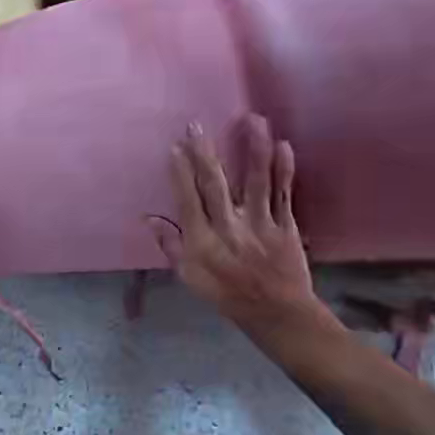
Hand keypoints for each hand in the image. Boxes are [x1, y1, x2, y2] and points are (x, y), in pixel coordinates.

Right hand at [148, 116, 338, 339]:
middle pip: (215, 185)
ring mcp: (260, 224)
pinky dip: (284, 170)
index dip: (180, 173)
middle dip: (204, 154)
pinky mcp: (285, 225)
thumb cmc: (227, 294)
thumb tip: (148, 218)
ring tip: (252, 121)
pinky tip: (284, 146)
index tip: (175, 146)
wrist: (278, 313)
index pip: (188, 200)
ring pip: (255, 182)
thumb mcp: (189, 277)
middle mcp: (229, 227)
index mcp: (203, 241)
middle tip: (196, 126)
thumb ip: (170, 245)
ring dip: (253, 150)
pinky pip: (284, 194)